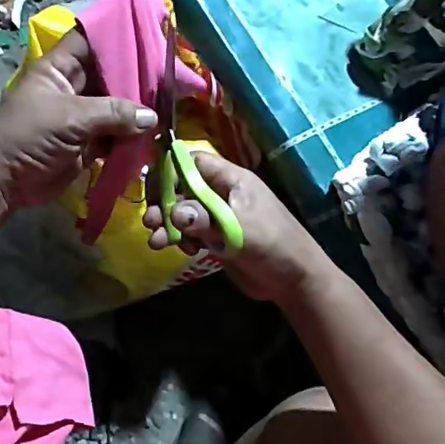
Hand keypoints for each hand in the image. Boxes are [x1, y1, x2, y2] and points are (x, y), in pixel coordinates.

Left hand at [0, 29, 157, 208]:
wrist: (3, 183)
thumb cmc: (26, 137)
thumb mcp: (68, 118)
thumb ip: (112, 113)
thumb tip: (152, 117)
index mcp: (58, 68)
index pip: (89, 38)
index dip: (116, 32)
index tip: (150, 27)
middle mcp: (72, 87)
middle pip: (110, 73)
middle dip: (138, 74)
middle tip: (173, 73)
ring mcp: (81, 115)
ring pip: (117, 105)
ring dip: (139, 108)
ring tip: (173, 103)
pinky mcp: (87, 143)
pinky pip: (115, 133)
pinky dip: (132, 135)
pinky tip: (157, 133)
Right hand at [143, 151, 327, 302]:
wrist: (295, 281)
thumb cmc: (274, 244)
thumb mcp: (240, 229)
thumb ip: (207, 219)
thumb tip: (174, 213)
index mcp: (231, 180)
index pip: (193, 162)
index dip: (170, 170)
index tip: (154, 189)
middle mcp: (221, 193)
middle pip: (181, 187)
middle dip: (162, 202)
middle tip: (149, 220)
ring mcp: (217, 216)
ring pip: (181, 211)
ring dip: (166, 224)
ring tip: (156, 241)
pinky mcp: (214, 238)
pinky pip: (188, 232)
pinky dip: (177, 239)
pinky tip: (181, 250)